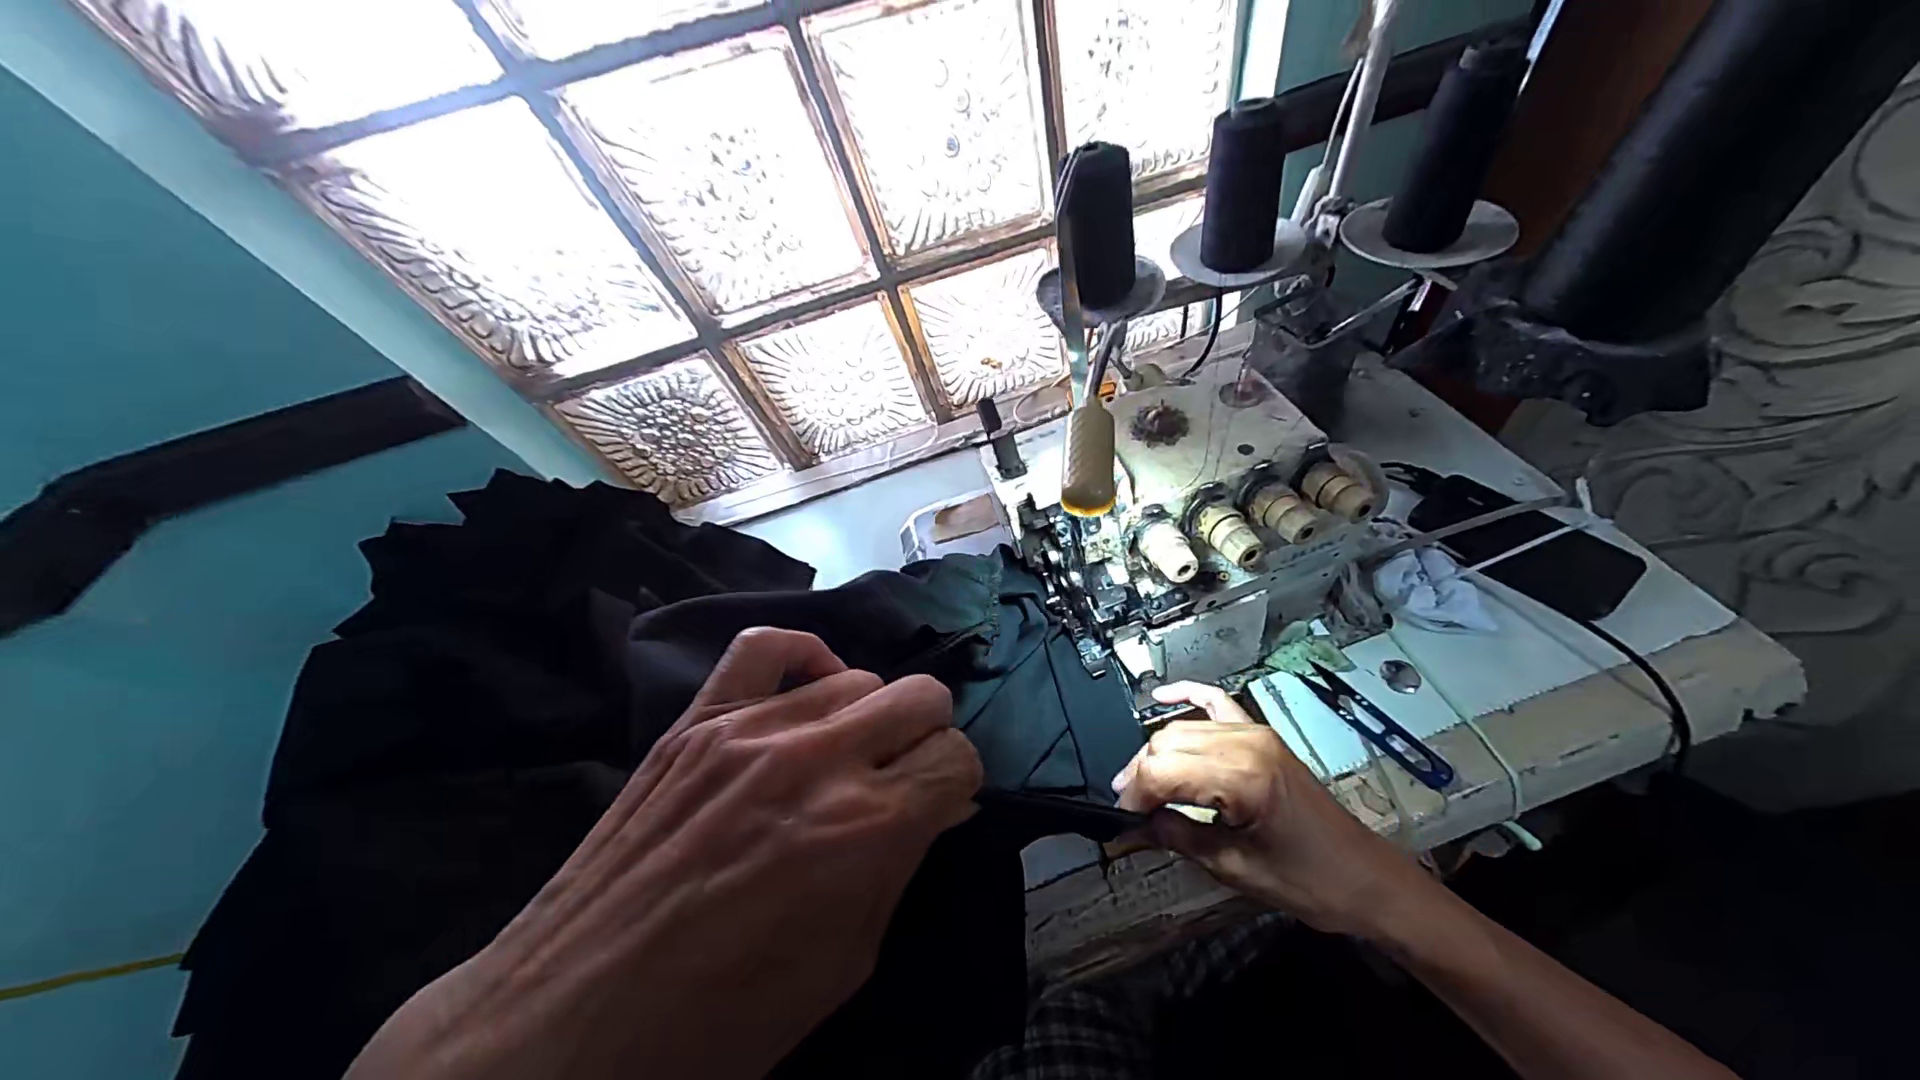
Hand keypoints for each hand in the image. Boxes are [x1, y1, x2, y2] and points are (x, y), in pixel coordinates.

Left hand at [346, 628, 983, 1079]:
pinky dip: (803, 658)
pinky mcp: (698, 719)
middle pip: (922, 697)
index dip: (957, 784)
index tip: (940, 804)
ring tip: (848, 755)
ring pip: (859, 675)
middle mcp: (817, 761)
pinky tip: (808, 692)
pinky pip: (767, 645)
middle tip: (904, 776)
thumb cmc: (726, 1018)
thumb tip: (943, 803)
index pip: (957, 759)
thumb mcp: (848, 960)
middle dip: (929, 737)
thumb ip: (904, 864)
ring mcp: (751, 729)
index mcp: (865, 828)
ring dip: (871, 715)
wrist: (574, 1019)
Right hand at [1111, 681, 1426, 937]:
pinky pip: (1216, 702)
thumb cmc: (1312, 881)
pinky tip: (1162, 697)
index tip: (1122, 816)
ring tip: (1139, 784)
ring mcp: (1255, 733)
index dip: (1135, 794)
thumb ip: (1176, 836)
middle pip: (1167, 743)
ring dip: (1154, 752)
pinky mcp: (1262, 734)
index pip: (1163, 770)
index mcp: (1244, 777)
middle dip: (1140, 774)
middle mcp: (1247, 743)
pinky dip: (1187, 696)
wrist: (1367, 878)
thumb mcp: (1234, 867)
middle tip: (1129, 807)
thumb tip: (1132, 826)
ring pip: (1182, 727)